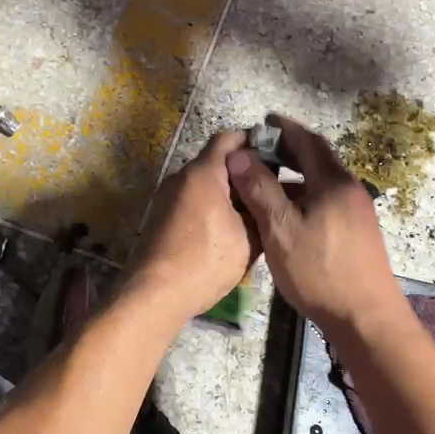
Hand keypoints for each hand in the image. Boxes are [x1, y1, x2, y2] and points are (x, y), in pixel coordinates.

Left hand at [123, 131, 256, 320]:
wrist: (154, 294)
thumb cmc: (204, 262)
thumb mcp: (247, 239)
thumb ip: (261, 212)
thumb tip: (270, 199)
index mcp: (202, 173)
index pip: (230, 139)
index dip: (256, 142)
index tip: (280, 157)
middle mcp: (181, 178)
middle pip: (217, 161)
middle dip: (246, 172)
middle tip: (274, 189)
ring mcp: (168, 197)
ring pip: (206, 184)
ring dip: (230, 193)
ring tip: (258, 212)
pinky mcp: (163, 217)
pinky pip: (194, 201)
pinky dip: (214, 207)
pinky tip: (234, 229)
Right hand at [225, 116, 406, 336]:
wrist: (367, 318)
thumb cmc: (320, 272)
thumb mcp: (281, 230)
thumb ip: (260, 191)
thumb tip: (239, 156)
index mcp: (333, 183)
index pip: (308, 142)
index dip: (285, 129)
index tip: (263, 121)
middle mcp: (351, 190)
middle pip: (318, 160)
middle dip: (289, 151)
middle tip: (259, 151)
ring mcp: (358, 213)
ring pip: (322, 183)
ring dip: (296, 177)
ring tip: (266, 183)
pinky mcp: (359, 233)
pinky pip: (328, 201)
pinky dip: (305, 196)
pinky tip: (288, 214)